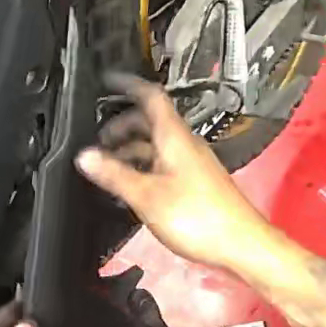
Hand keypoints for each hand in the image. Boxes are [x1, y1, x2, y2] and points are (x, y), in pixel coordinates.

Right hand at [74, 75, 281, 275]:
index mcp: (174, 137)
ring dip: (131, 150)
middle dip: (122, 126)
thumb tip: (84, 156)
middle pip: (150, 121)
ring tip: (108, 167)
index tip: (106, 82)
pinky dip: (144, 167)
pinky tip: (132, 187)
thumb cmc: (198, 217)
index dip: (127, 86)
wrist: (240, 244)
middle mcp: (184, 143)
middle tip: (98, 141)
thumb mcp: (147, 196)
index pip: (150, 96)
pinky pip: (164, 163)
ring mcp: (192, 162)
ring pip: (156, 144)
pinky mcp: (195, 181)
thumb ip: (114, 175)